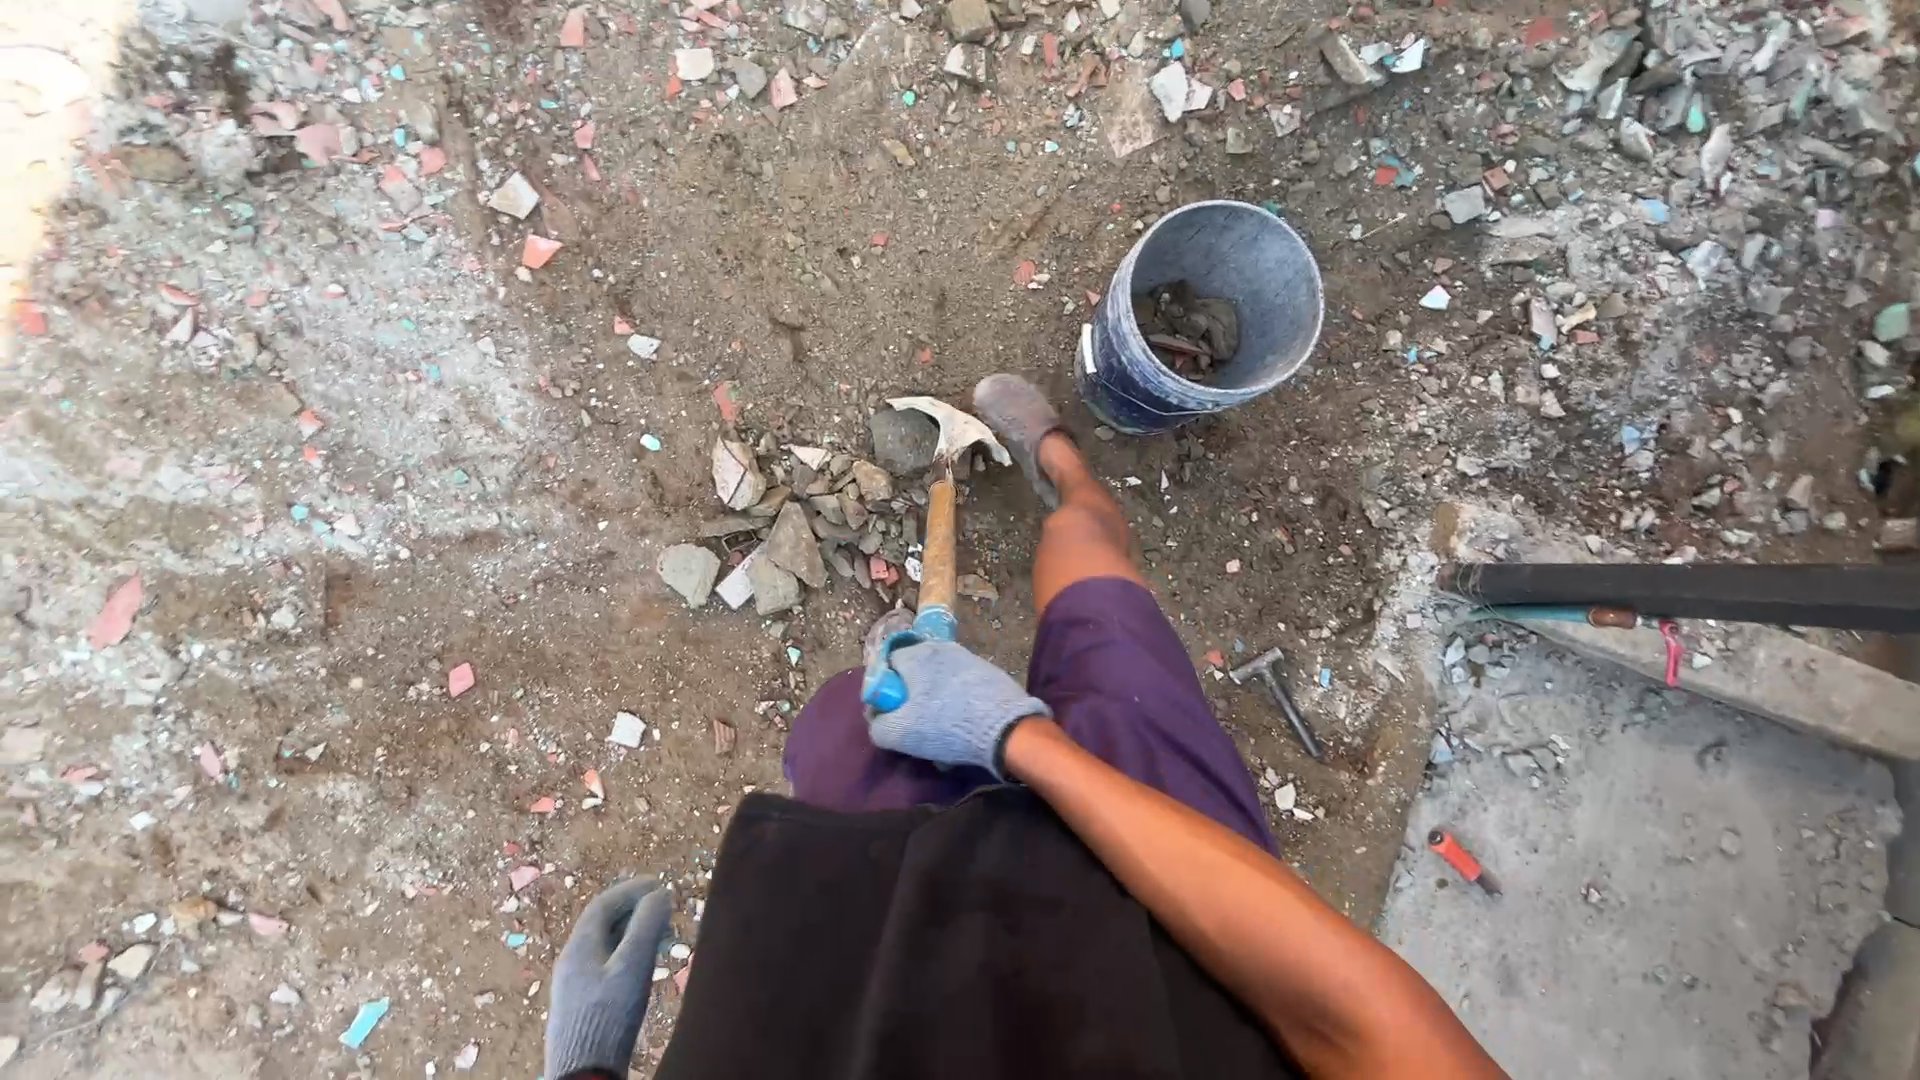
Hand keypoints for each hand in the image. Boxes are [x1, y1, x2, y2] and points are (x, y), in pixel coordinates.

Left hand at [546, 879, 673, 1079]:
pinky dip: (630, 952)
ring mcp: (575, 984)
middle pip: (604, 923)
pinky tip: (646, 964)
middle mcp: (572, 961)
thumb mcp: (634, 965)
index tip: (659, 883)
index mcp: (579, 947)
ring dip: (635, 931)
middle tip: (665, 906)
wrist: (585, 1074)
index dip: (631, 889)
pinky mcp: (583, 1003)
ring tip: (662, 933)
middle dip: (635, 909)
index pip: (603, 904)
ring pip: (607, 944)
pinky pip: (608, 963)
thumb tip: (661, 892)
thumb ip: (647, 925)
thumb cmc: (610, 1013)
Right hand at [868, 640, 1050, 777]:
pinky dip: (956, 700)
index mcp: (916, 655)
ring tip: (941, 727)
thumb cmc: (945, 724)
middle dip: (912, 695)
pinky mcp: (988, 671)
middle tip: (916, 722)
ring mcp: (967, 657)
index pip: (888, 663)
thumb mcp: (899, 733)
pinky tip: (962, 722)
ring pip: (939, 679)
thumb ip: (878, 724)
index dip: (885, 689)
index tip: (892, 711)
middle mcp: (941, 648)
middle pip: (915, 671)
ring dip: (935, 700)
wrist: (1005, 728)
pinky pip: (960, 685)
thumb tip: (877, 717)